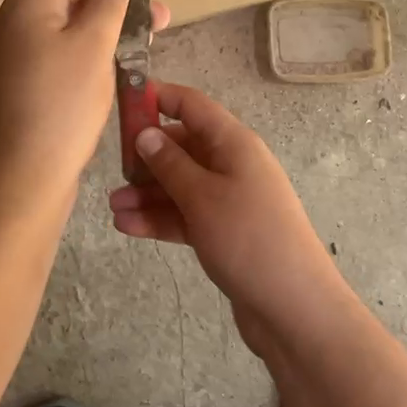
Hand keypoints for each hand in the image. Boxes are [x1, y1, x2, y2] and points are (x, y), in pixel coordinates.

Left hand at [0, 0, 168, 204]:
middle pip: (69, 0)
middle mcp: (11, 25)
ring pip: (63, 33)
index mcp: (27, 5)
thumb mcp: (93, 48)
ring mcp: (9, 60)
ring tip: (140, 55)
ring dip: (101, 37)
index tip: (143, 1)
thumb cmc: (61, 107)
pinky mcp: (14, 90)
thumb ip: (107, 5)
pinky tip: (108, 80)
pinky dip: (81, 62)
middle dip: (114, 9)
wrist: (17, 181)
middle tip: (158, 25)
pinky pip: (52, 61)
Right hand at [108, 84, 348, 354]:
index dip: (157, 97)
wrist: (294, 309)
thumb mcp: (202, 196)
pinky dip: (160, 218)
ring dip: (147, 193)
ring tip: (112, 208)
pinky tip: (128, 227)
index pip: (191, 104)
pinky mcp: (225, 232)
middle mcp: (232, 164)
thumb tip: (146, 133)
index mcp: (233, 143)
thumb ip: (169, 163)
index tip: (121, 102)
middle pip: (182, 146)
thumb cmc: (248, 238)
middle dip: (146, 157)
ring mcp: (230, 200)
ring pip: (180, 184)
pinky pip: (186, 215)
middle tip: (113, 171)